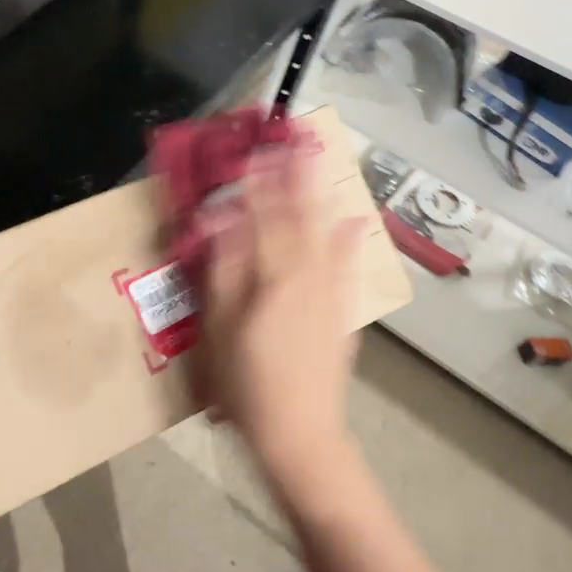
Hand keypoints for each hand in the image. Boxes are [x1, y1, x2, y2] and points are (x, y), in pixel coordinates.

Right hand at [193, 143, 368, 498]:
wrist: (299, 432)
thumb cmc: (246, 381)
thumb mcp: (219, 325)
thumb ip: (224, 266)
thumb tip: (223, 217)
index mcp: (273, 274)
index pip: (263, 214)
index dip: (258, 180)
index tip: (255, 147)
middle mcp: (308, 274)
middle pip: (299, 215)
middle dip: (296, 176)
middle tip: (298, 139)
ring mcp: (330, 293)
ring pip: (325, 232)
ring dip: (320, 195)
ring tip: (322, 162)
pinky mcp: (341, 313)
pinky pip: (345, 264)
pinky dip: (348, 238)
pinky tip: (352, 221)